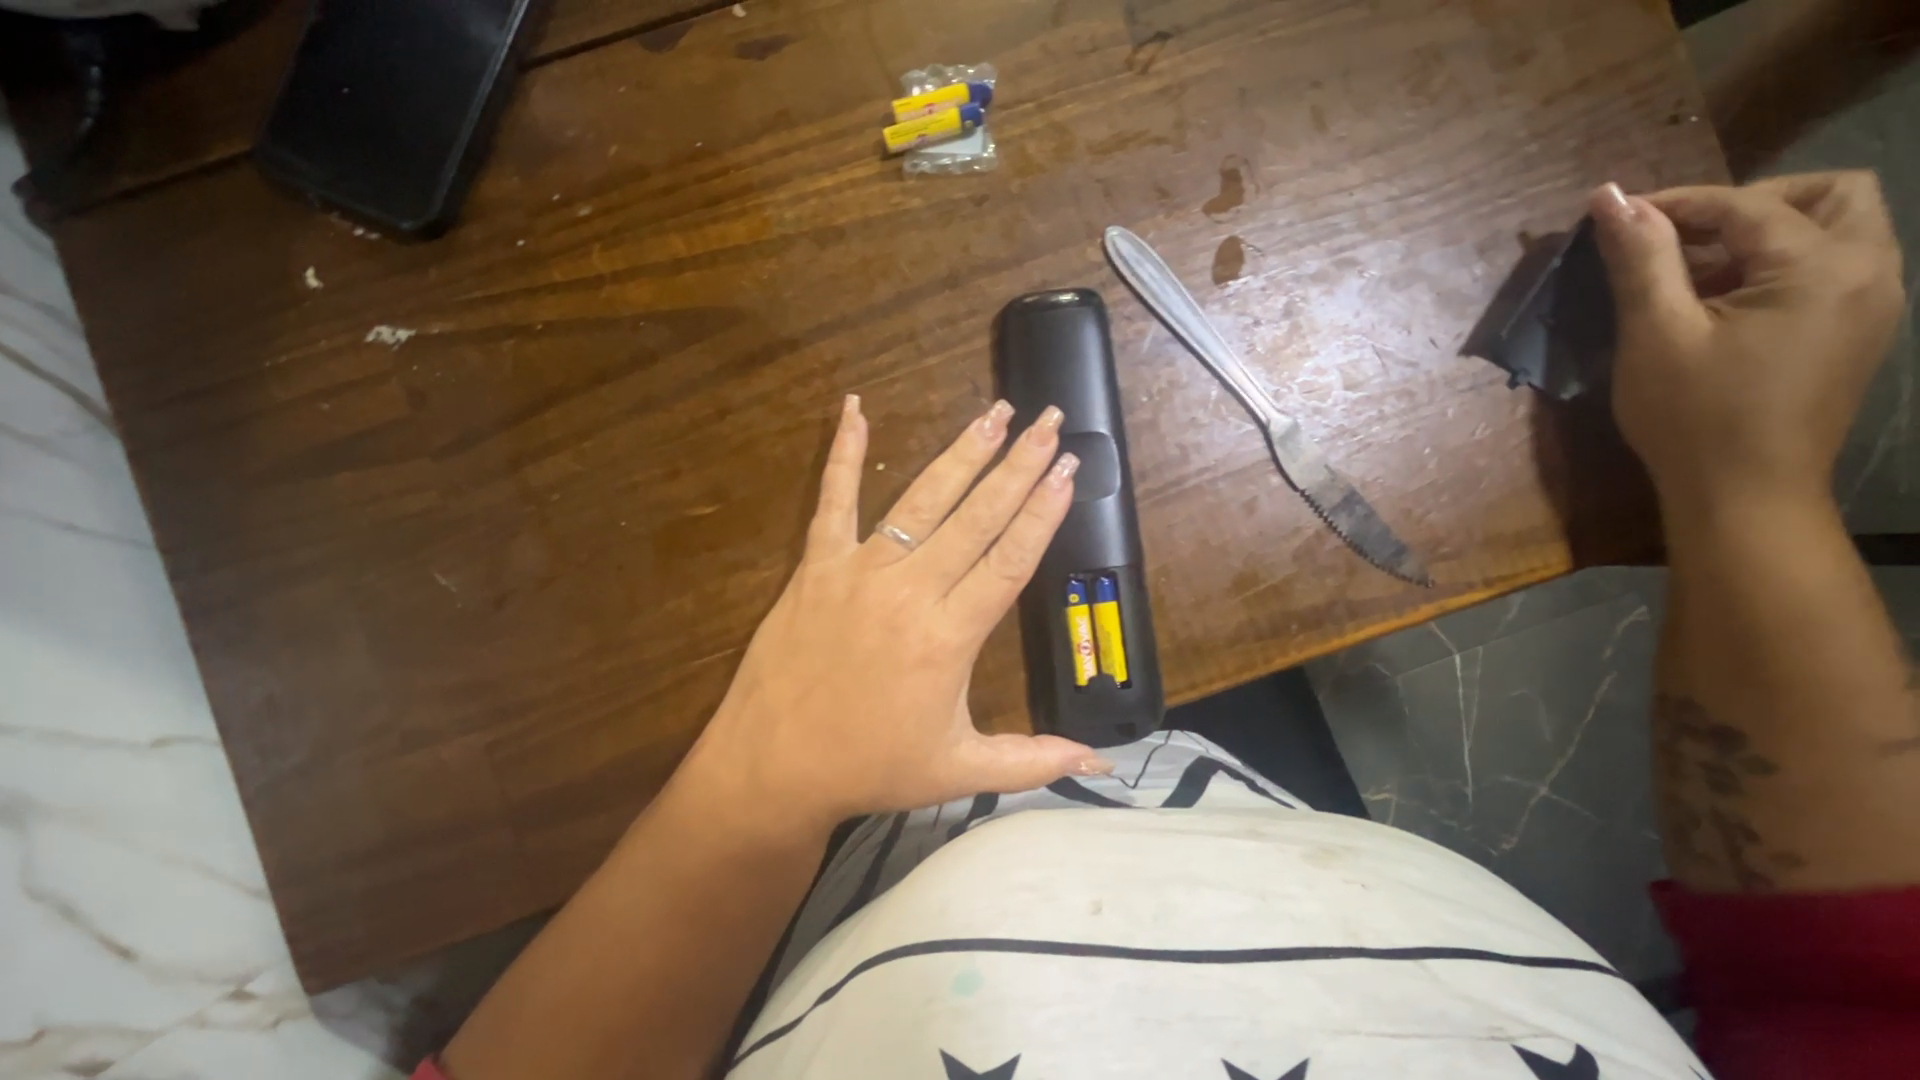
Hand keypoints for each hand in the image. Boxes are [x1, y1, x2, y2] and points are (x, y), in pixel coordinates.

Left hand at [681, 394, 1109, 836]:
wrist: (775, 766)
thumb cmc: (870, 768)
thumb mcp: (958, 771)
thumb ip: (1034, 761)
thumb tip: (1102, 765)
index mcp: (949, 636)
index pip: (1009, 560)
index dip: (1043, 512)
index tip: (1069, 470)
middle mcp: (910, 591)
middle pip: (976, 518)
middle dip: (1018, 466)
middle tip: (1048, 422)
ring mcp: (859, 571)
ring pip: (921, 500)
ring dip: (961, 454)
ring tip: (995, 413)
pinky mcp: (816, 566)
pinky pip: (832, 500)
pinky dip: (843, 453)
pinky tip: (854, 408)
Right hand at [1589, 172, 1905, 510]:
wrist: (1745, 497)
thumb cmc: (1693, 416)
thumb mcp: (1655, 333)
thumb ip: (1641, 258)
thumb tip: (1609, 196)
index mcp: (1823, 266)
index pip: (1747, 203)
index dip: (1677, 203)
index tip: (1616, 216)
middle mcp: (1869, 271)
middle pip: (1828, 195)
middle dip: (1750, 203)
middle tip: (1683, 239)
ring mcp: (1872, 304)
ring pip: (1836, 229)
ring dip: (1765, 235)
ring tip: (1695, 275)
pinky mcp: (1858, 332)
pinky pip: (1830, 270)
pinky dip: (1779, 267)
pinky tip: (1723, 305)